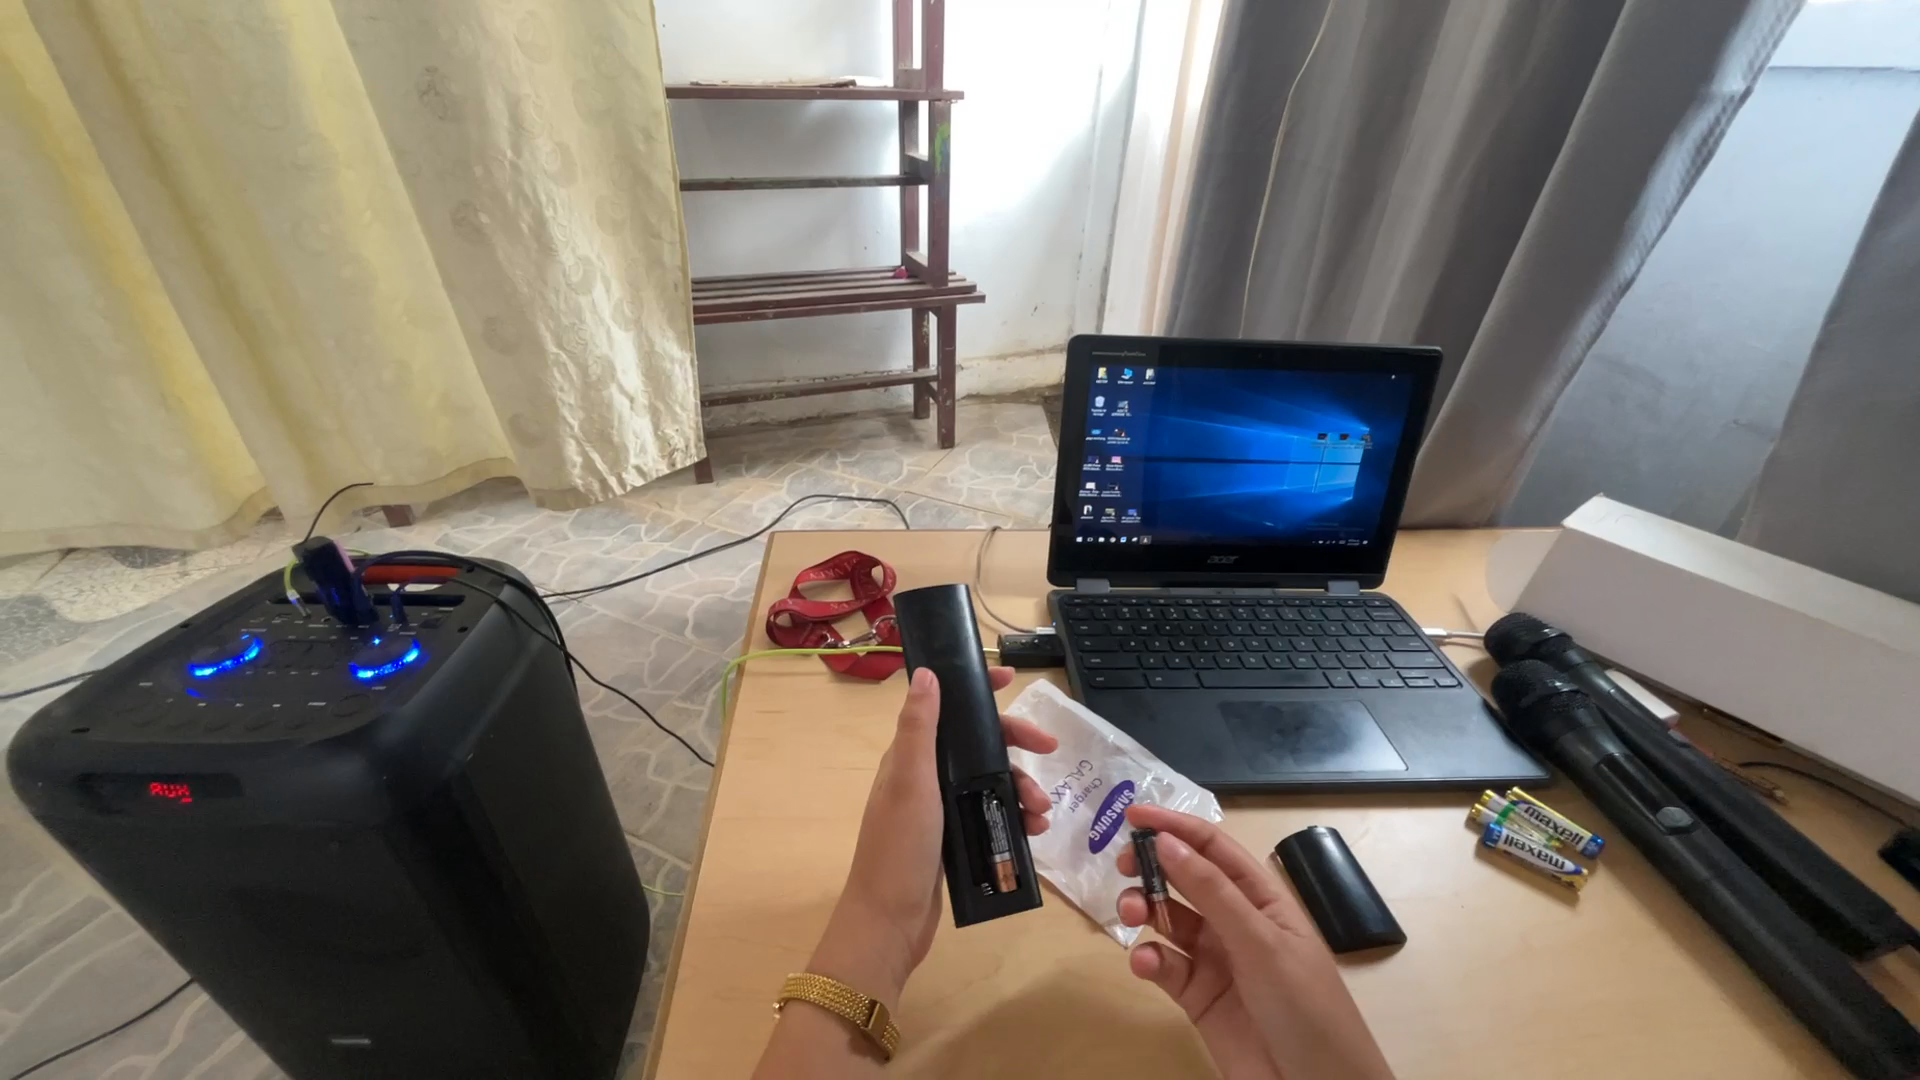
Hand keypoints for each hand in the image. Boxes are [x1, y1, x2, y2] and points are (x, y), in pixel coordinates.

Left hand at [809, 666, 1056, 1005]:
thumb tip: (926, 672)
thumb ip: (919, 727)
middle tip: (1050, 746)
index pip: (946, 709)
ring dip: (1022, 786)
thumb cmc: (899, 846)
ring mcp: (941, 808)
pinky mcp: (955, 837)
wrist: (890, 922)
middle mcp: (926, 775)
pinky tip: (1034, 830)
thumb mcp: (910, 780)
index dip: (976, 690)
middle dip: (1015, 742)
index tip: (1010, 679)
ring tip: (1043, 809)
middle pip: (979, 744)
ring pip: (991, 780)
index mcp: (911, 756)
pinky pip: (992, 813)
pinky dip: (1016, 815)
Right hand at [1116, 805, 1393, 1079]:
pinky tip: (1145, 965)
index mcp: (1260, 898)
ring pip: (1167, 919)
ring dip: (1144, 908)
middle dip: (1151, 866)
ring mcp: (1214, 959)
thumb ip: (1210, 892)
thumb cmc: (1305, 1008)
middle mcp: (1234, 921)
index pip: (1212, 847)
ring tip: (1128, 914)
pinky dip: (1149, 960)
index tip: (1132, 813)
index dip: (1174, 825)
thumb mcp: (1260, 943)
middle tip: (1123, 864)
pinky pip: (1164, 965)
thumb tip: (1165, 839)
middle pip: (1183, 878)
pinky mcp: (1196, 996)